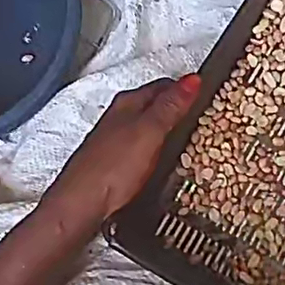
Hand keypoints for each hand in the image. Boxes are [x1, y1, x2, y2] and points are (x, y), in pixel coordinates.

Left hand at [44, 74, 200, 224]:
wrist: (81, 203)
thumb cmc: (112, 168)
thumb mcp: (150, 132)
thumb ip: (171, 106)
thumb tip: (191, 80)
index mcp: (128, 104)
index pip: (162, 86)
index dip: (184, 87)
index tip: (203, 91)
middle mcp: (118, 118)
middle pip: (152, 103)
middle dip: (175, 104)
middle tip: (198, 110)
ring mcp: (113, 140)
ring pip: (145, 124)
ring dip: (164, 125)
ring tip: (184, 133)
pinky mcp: (113, 162)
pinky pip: (139, 145)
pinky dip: (154, 145)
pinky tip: (159, 156)